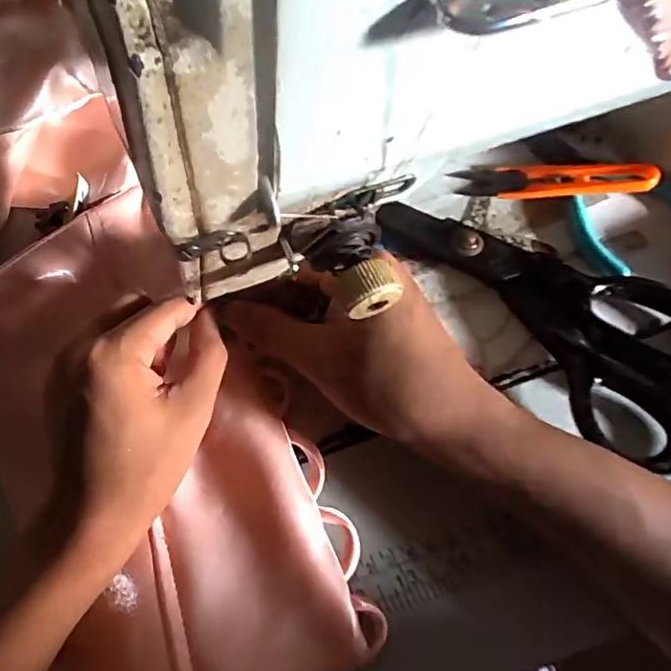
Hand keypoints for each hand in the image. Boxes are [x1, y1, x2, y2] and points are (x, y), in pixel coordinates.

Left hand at [51, 298, 227, 547]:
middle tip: (176, 367)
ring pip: (112, 322)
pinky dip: (118, 352)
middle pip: (132, 306)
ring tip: (154, 382)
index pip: (162, 308)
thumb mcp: (193, 410)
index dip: (191, 315)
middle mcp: (78, 345)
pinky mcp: (56, 377)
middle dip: (161, 326)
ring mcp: (61, 360)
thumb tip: (207, 317)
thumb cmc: (150, 467)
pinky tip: (130, 391)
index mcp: (112, 351)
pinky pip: (95, 343)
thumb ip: (208, 354)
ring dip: (140, 338)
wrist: (91, 516)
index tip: (208, 332)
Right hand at [217, 257, 512, 450]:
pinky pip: (339, 303)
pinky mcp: (385, 307)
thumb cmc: (384, 381)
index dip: (253, 273)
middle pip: (306, 270)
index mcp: (359, 261)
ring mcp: (381, 284)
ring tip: (250, 329)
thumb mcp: (317, 357)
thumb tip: (224, 309)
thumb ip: (268, 329)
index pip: (291, 253)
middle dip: (268, 294)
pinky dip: (312, 318)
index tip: (221, 294)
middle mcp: (372, 262)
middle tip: (230, 317)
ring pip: (321, 289)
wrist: (449, 416)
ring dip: (288, 309)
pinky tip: (286, 337)